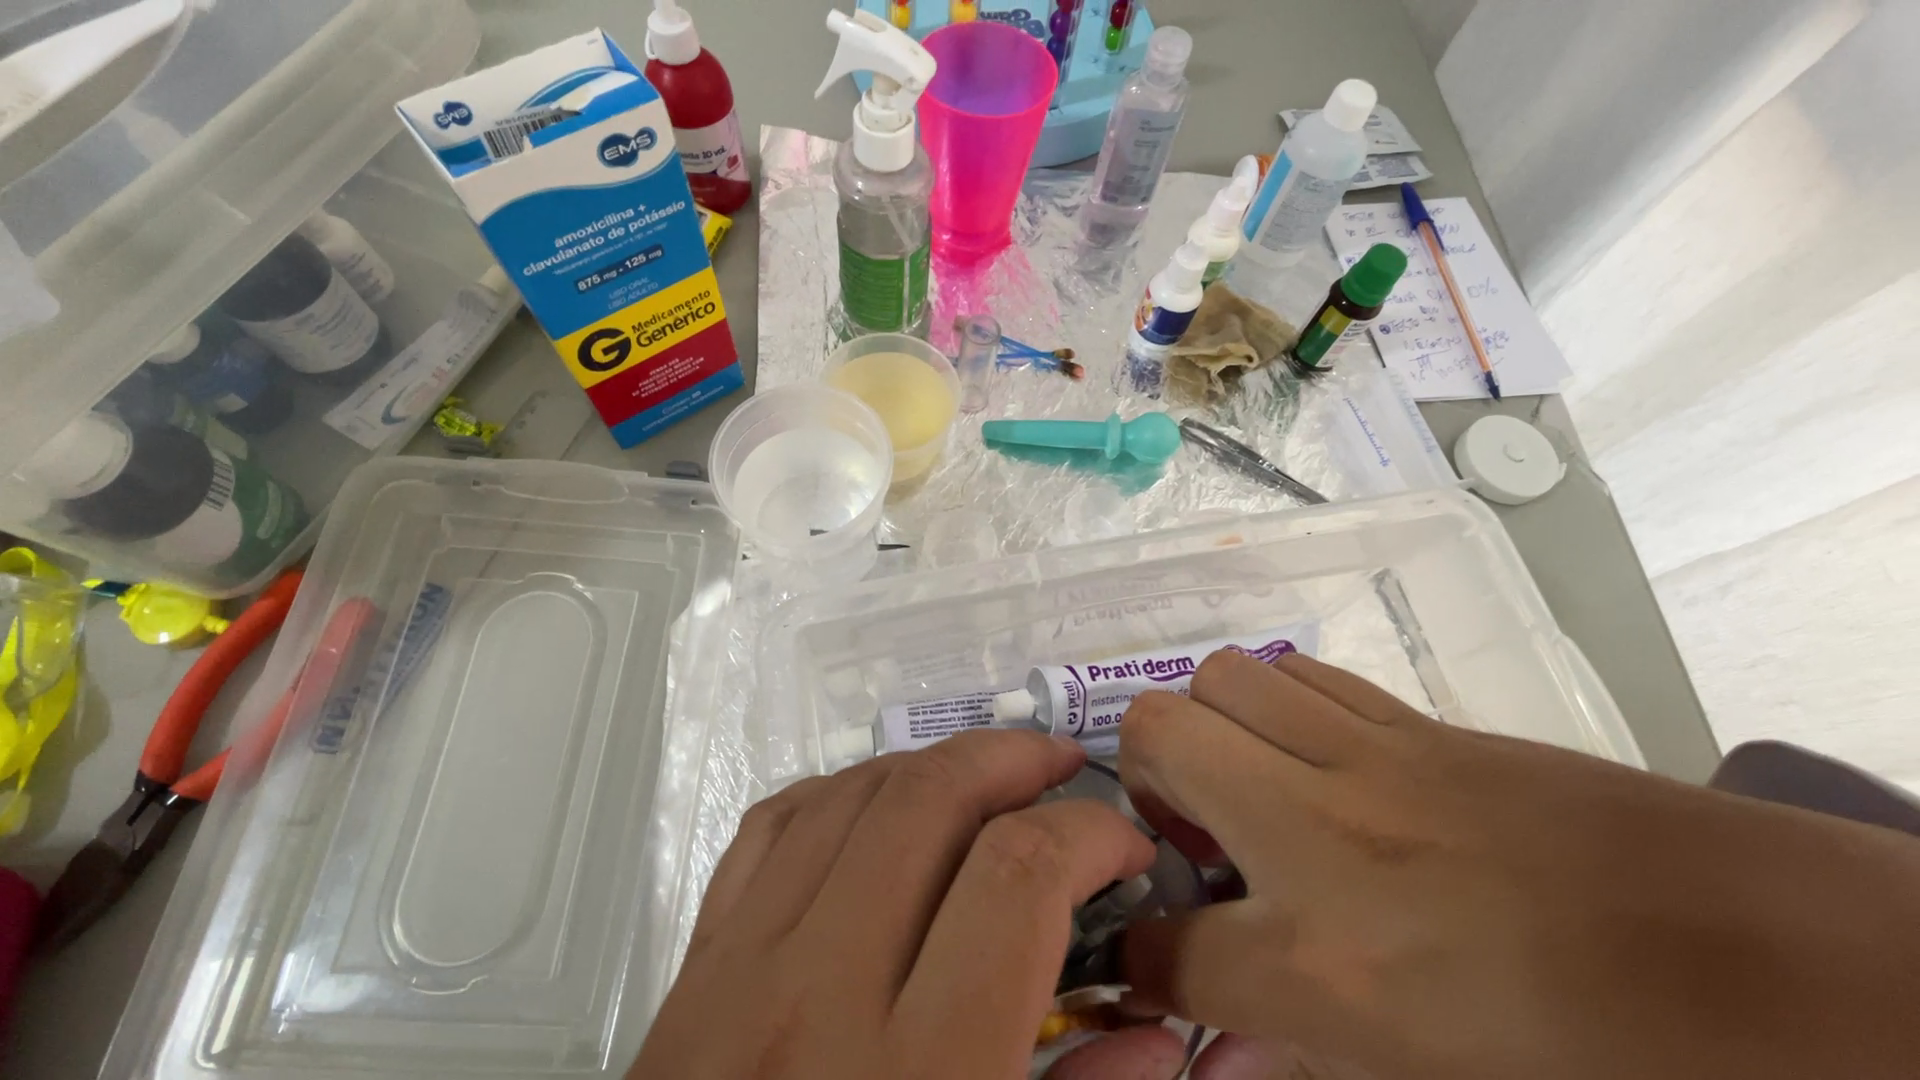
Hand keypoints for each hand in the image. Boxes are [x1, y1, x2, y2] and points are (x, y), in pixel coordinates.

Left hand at [632, 729, 1154, 1079]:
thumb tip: (1160, 1027)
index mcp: (922, 1068)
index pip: (1017, 878)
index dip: (1089, 834)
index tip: (1126, 844)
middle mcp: (823, 992)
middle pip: (927, 803)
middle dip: (1010, 759)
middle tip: (1062, 766)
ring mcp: (745, 964)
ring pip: (850, 796)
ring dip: (932, 764)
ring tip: (986, 774)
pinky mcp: (699, 960)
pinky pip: (773, 826)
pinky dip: (840, 791)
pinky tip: (881, 805)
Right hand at [1116, 651, 1919, 1079]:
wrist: (1740, 954)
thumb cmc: (1567, 1044)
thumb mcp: (1408, 1075)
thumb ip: (1289, 1039)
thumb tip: (1213, 1019)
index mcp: (1315, 960)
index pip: (1161, 948)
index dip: (1135, 957)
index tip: (1146, 954)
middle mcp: (1315, 834)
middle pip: (1155, 734)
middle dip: (1141, 777)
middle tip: (1184, 825)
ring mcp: (1369, 760)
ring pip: (1222, 678)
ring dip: (1205, 723)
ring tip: (1240, 777)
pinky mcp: (1419, 721)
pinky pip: (1304, 675)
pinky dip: (1277, 703)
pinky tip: (1310, 752)